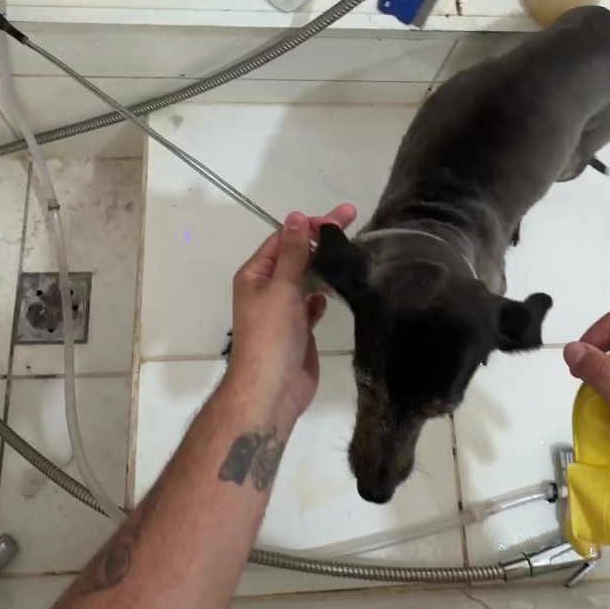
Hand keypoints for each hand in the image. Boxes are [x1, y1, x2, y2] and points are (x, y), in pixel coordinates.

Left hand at [227, 205, 356, 422]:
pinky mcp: (298, 330)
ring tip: (350, 254)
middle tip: (353, 222)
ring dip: (323, 267)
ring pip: (305, 279)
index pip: (284, 238)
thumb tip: (296, 217)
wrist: (271, 392)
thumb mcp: (281, 289)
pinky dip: (322, 296)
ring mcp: (283, 310)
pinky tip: (333, 294)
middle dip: (321, 241)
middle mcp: (267, 289)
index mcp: (255, 275)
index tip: (341, 217)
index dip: (310, 226)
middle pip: (297, 256)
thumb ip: (293, 253)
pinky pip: (311, 304)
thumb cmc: (271, 337)